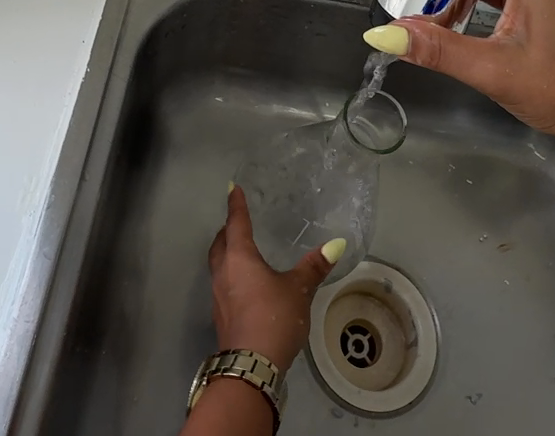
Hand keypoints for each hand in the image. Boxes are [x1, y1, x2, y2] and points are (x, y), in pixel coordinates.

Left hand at [207, 185, 336, 370]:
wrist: (251, 366)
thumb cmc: (274, 317)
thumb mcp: (299, 289)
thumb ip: (314, 266)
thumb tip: (337, 244)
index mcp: (240, 258)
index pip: (237, 223)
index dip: (236, 205)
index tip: (233, 188)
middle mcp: (223, 272)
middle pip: (219, 244)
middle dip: (226, 230)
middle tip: (236, 221)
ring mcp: (218, 296)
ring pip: (218, 264)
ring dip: (226, 253)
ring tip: (240, 249)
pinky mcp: (221, 316)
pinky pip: (222, 283)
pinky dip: (230, 274)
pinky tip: (244, 283)